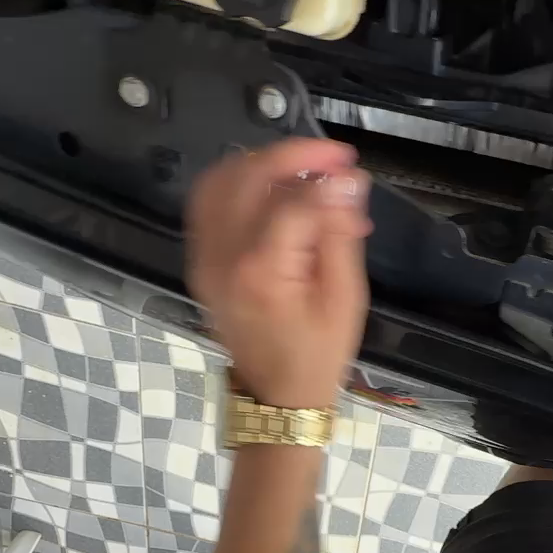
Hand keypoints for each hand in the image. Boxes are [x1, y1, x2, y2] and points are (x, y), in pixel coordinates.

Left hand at [186, 138, 371, 408]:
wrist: (278, 396)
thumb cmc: (319, 355)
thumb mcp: (345, 299)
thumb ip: (340, 235)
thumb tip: (346, 183)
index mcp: (263, 271)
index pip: (292, 200)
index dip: (324, 177)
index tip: (353, 170)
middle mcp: (222, 257)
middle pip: (248, 177)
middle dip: (292, 156)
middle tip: (331, 158)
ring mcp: (204, 259)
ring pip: (218, 181)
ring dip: (260, 164)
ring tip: (299, 168)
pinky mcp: (200, 262)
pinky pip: (207, 203)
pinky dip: (236, 183)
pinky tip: (267, 188)